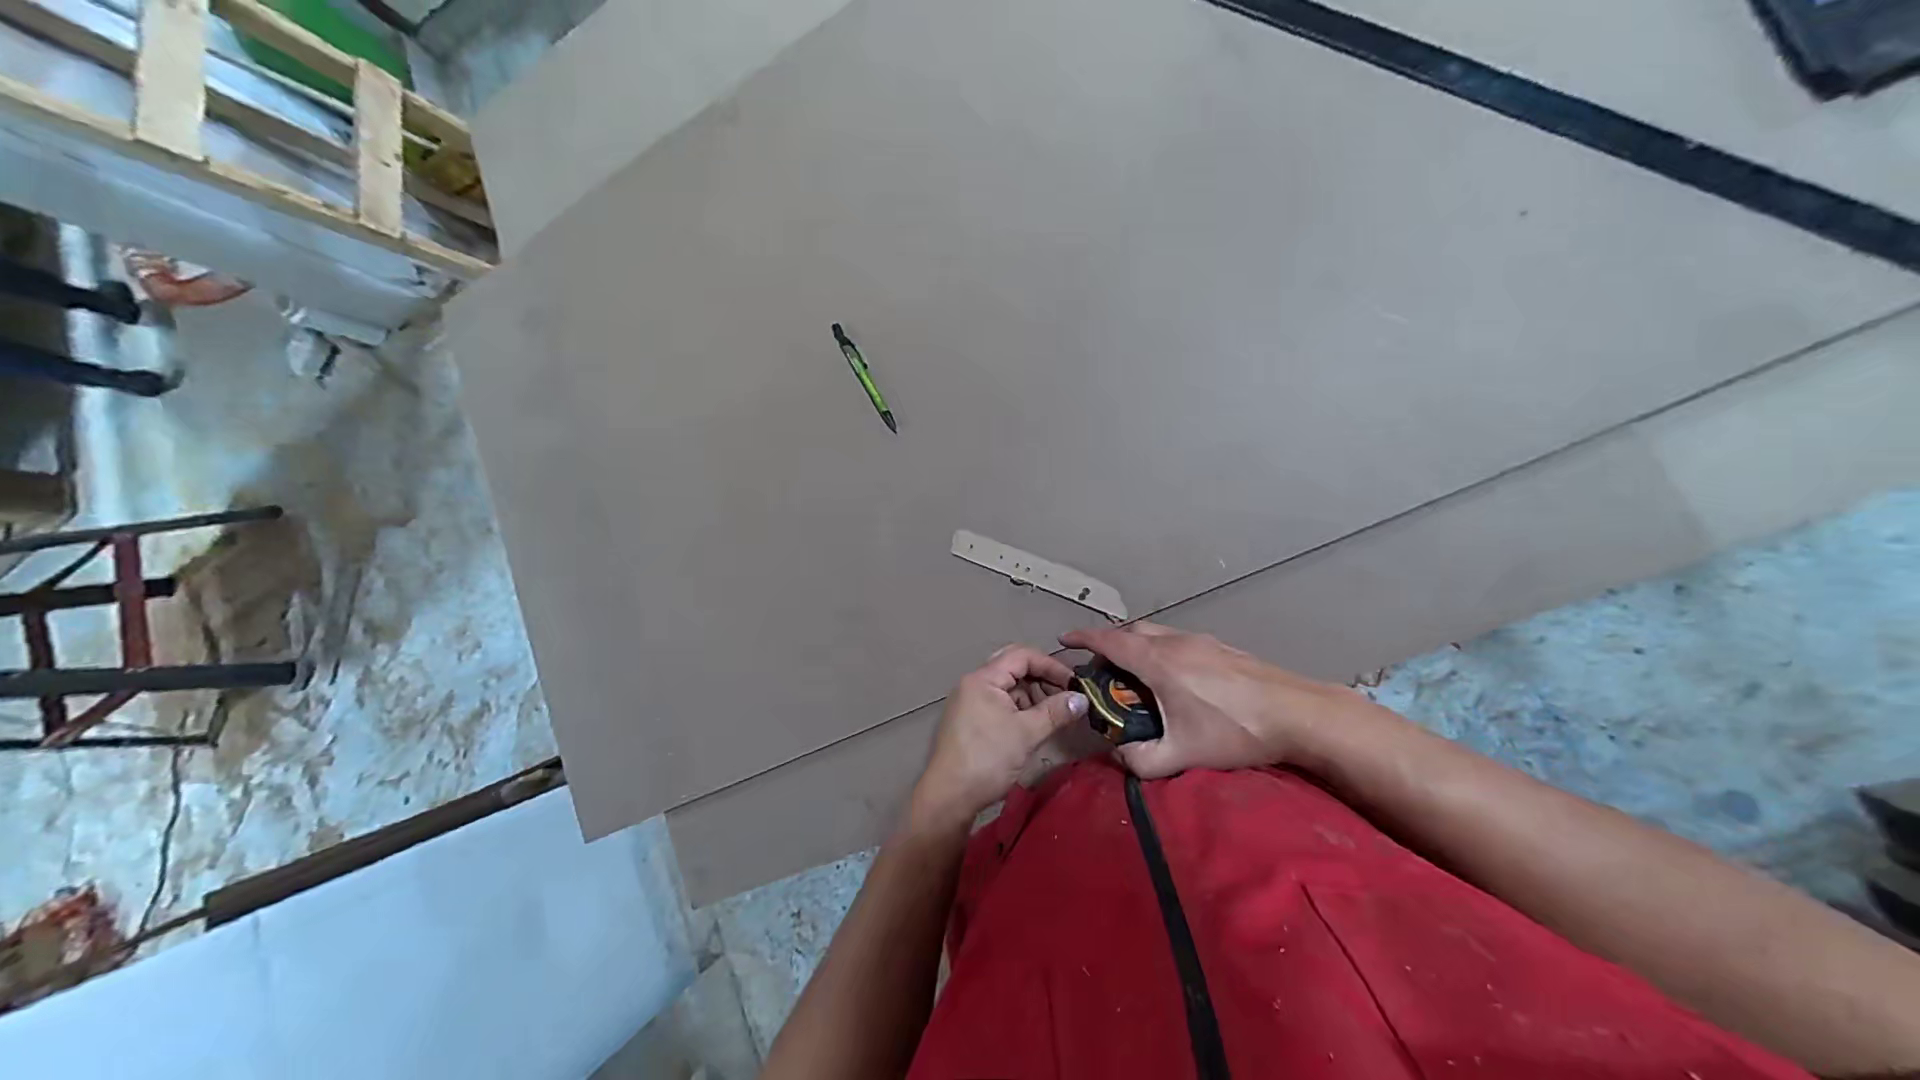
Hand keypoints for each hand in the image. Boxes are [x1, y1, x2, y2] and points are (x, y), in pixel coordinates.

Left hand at [909, 645, 1089, 833]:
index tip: (1075, 683)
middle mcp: (974, 684)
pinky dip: (1021, 709)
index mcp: (983, 679)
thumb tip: (1083, 699)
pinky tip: (1037, 724)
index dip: (1051, 666)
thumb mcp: (1026, 734)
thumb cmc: (987, 759)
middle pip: (1014, 668)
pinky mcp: (972, 719)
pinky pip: (1001, 703)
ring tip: (1056, 715)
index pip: (1022, 656)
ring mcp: (971, 701)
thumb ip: (1056, 712)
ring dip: (1034, 696)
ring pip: (1009, 687)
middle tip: (1067, 698)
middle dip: (1043, 680)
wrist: (950, 796)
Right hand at [1059, 622, 1366, 778]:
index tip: (1064, 639)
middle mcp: (1176, 642)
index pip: (1110, 640)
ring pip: (1156, 633)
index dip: (1083, 638)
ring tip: (1134, 673)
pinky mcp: (1221, 647)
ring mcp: (1201, 640)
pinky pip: (1177, 639)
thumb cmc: (1236, 731)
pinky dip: (1160, 648)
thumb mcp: (1183, 754)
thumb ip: (1141, 760)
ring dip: (1136, 645)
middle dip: (1109, 644)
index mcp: (1159, 662)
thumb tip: (1118, 755)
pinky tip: (1174, 677)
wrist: (1299, 714)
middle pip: (1131, 631)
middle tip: (1101, 669)